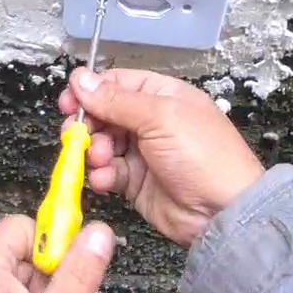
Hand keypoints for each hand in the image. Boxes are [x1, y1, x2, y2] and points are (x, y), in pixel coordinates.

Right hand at [58, 68, 265, 247]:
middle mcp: (152, 121)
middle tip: (77, 133)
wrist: (222, 212)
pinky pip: (108, 172)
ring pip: (101, 143)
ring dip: (93, 151)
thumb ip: (117, 100)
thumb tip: (82, 79)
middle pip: (104, 114)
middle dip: (88, 124)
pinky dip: (101, 175)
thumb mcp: (160, 117)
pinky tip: (105, 179)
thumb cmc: (205, 157)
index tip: (70, 101)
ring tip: (100, 158)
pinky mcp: (136, 181)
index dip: (91, 90)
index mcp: (162, 96)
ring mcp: (144, 152)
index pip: (117, 84)